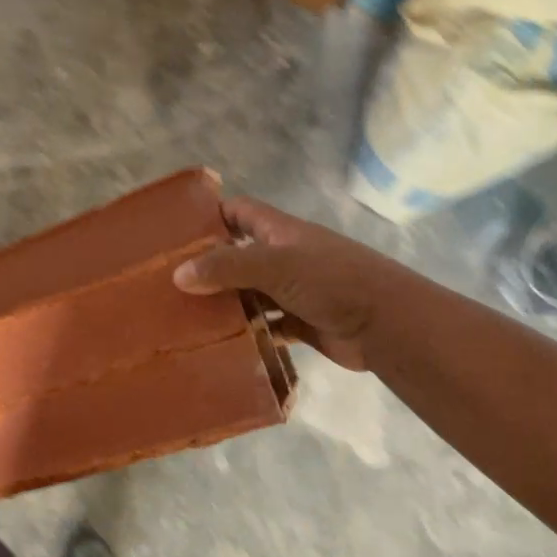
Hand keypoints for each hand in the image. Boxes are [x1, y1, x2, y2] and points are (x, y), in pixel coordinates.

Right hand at [172, 196, 401, 371]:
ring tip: (185, 317)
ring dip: (226, 305)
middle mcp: (287, 258)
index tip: (176, 234)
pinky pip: (268, 326)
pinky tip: (222, 344)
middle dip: (210, 268)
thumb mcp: (275, 265)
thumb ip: (227, 266)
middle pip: (241, 256)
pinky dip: (249, 333)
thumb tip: (178, 274)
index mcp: (282, 233)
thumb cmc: (332, 281)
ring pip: (252, 294)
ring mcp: (296, 292)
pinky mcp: (303, 323)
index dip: (211, 217)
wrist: (387, 324)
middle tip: (169, 284)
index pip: (240, 213)